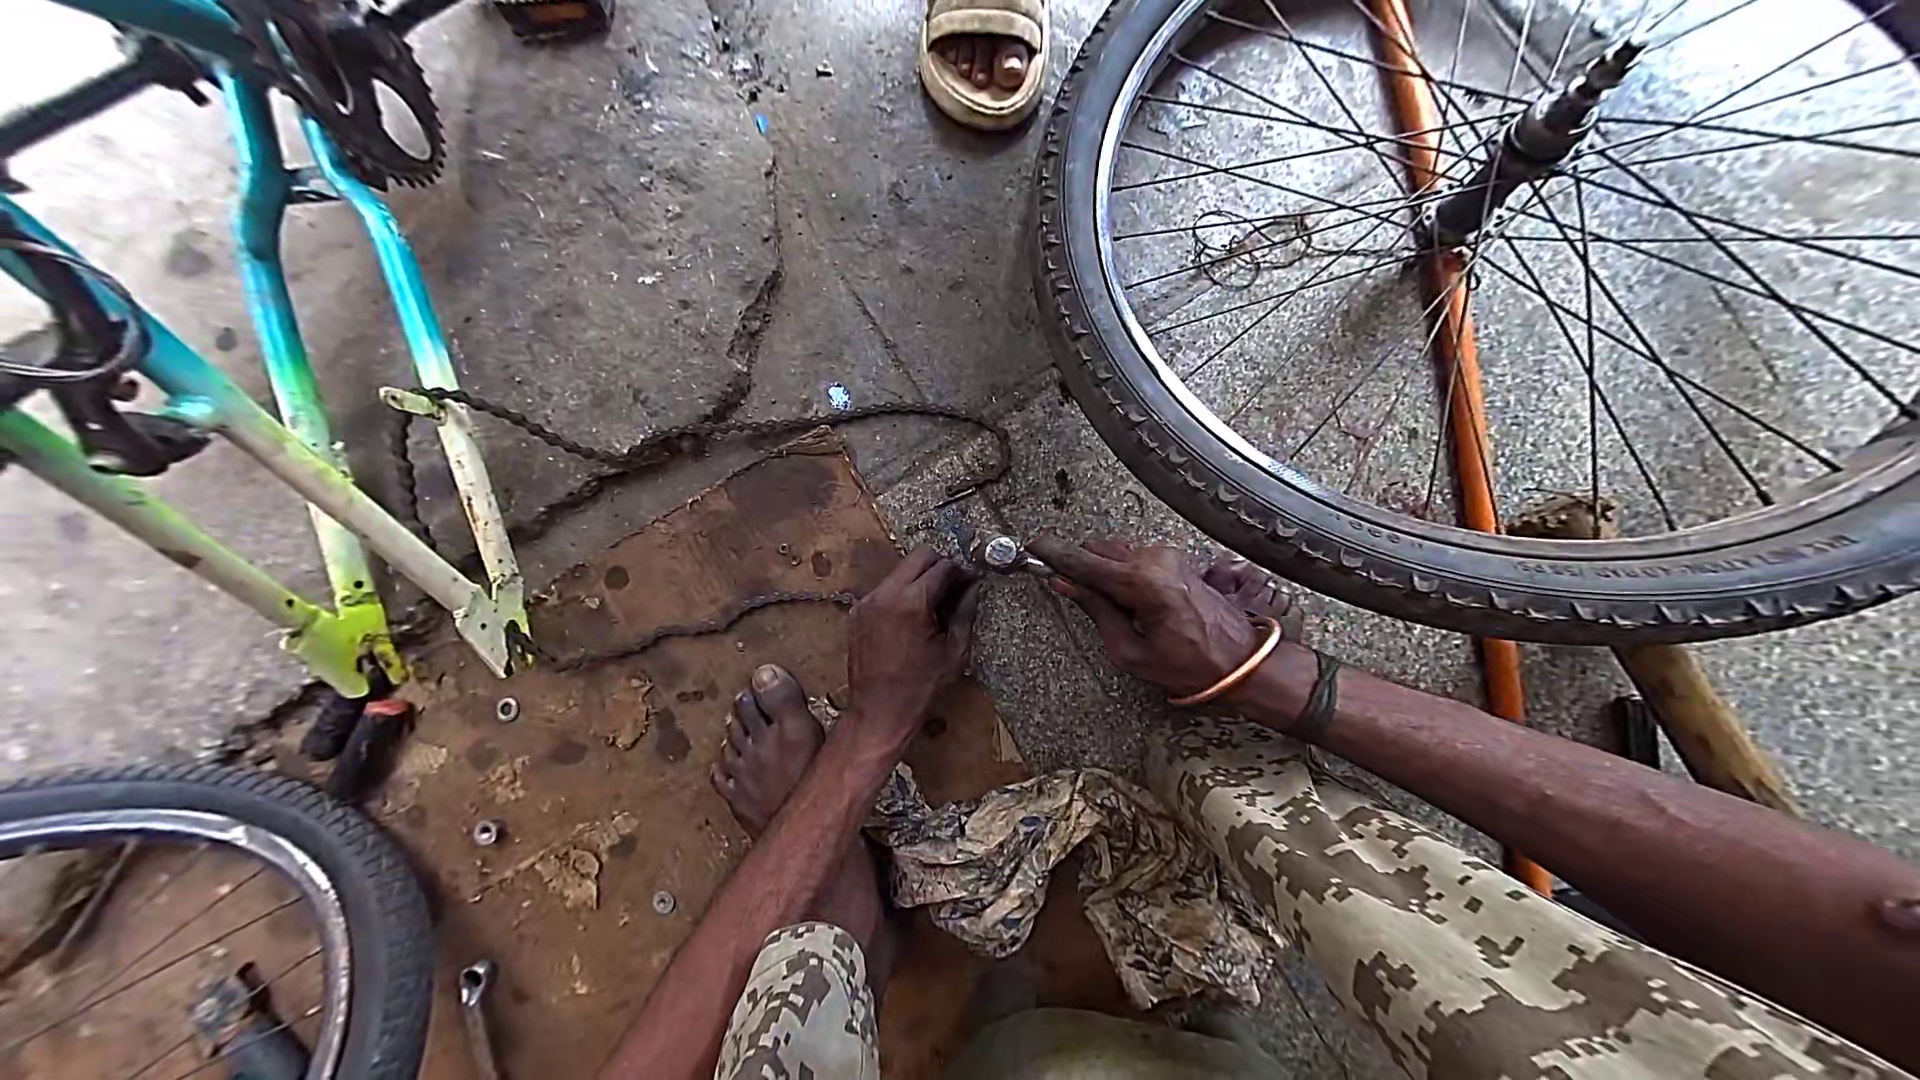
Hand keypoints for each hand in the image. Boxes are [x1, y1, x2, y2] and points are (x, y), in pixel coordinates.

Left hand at [846, 547, 982, 746]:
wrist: (880, 712)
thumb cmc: (922, 687)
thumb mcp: (954, 650)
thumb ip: (965, 611)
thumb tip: (974, 585)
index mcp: (912, 602)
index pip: (943, 567)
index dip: (962, 571)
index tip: (972, 579)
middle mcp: (886, 594)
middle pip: (919, 557)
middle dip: (940, 566)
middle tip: (955, 586)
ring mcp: (867, 602)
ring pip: (900, 570)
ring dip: (920, 578)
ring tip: (935, 605)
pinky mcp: (857, 612)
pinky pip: (885, 589)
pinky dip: (902, 592)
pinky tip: (913, 617)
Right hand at [1027, 535, 1301, 699]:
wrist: (1241, 661)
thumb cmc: (1190, 665)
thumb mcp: (1129, 650)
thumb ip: (1094, 610)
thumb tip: (1066, 584)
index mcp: (1142, 583)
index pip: (1084, 561)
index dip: (1053, 553)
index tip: (1032, 546)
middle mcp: (1155, 560)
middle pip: (1096, 549)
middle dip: (1076, 564)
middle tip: (1061, 584)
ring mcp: (1167, 556)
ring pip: (1113, 550)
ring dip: (1098, 568)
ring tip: (1100, 602)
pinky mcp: (1174, 559)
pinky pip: (1132, 555)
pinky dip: (1117, 569)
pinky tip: (1121, 597)